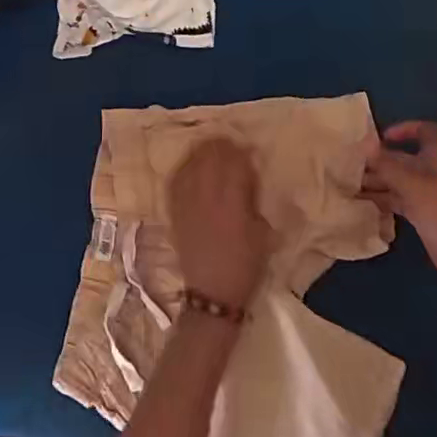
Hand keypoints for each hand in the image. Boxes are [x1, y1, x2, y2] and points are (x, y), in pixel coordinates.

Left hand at [166, 138, 269, 309]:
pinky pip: (175, 182)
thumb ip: (254, 201)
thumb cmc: (245, 265)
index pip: (235, 164)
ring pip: (190, 166)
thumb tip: (248, 177)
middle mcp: (207, 198)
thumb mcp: (263, 232)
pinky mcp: (174, 213)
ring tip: (210, 148)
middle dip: (221, 147)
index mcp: (233, 204)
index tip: (248, 149)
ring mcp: (187, 205)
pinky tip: (189, 165)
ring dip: (201, 153)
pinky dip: (183, 169)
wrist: (213, 293)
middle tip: (230, 144)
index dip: (242, 153)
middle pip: (210, 159)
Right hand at [362, 120, 436, 291]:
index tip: (380, 139)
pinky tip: (360, 203)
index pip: (425, 132)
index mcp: (436, 161)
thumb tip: (364, 145)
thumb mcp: (416, 190)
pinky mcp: (420, 216)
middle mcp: (430, 174)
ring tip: (347, 186)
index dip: (406, 129)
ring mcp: (425, 196)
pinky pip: (396, 200)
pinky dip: (380, 199)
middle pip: (402, 159)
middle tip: (348, 167)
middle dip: (378, 160)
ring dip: (375, 181)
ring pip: (396, 181)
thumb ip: (388, 167)